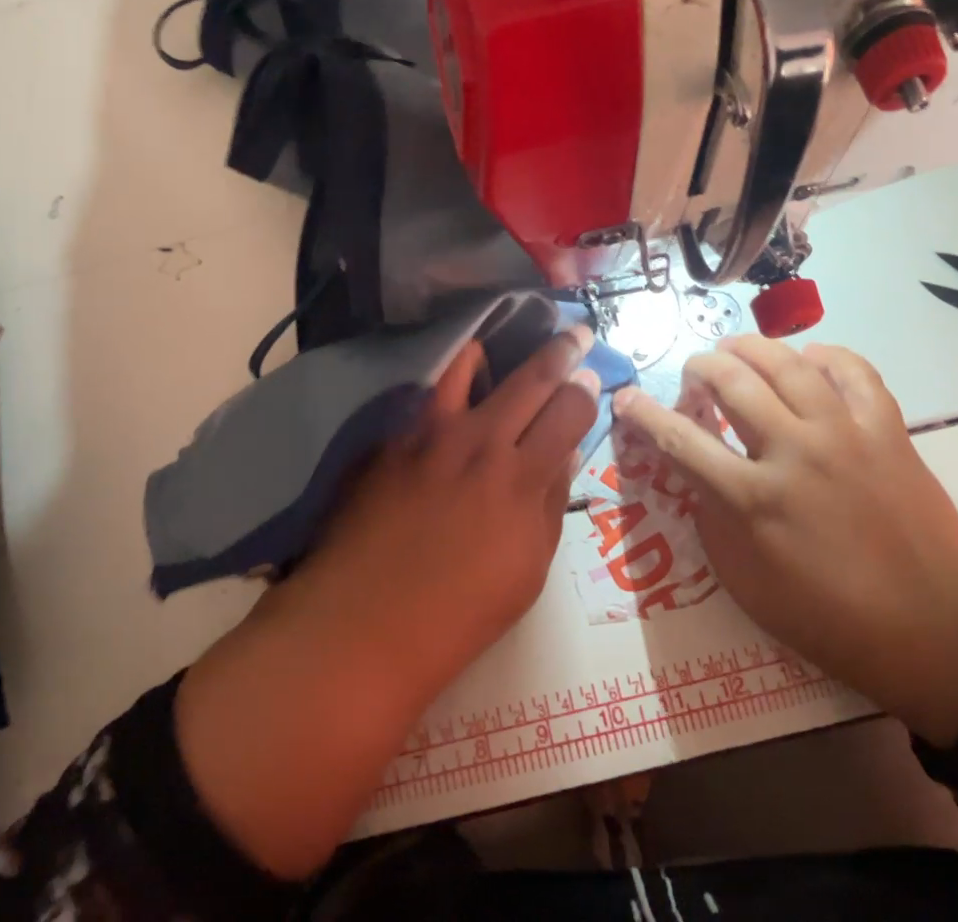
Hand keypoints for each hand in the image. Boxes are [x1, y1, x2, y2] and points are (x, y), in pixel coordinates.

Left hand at [287, 326, 600, 685]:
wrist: (367, 622)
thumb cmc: (462, 612)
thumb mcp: (529, 570)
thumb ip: (549, 505)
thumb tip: (565, 456)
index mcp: (523, 477)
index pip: (569, 412)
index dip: (585, 391)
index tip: (590, 378)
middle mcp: (481, 442)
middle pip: (531, 379)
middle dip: (560, 352)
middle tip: (574, 335)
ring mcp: (430, 437)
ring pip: (467, 370)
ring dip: (492, 352)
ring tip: (497, 345)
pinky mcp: (391, 443)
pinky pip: (425, 397)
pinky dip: (446, 383)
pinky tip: (450, 386)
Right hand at [612, 336, 957, 747]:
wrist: (928, 625)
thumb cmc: (826, 616)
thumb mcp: (745, 583)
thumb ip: (714, 520)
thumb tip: (698, 474)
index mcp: (751, 499)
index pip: (680, 440)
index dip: (644, 414)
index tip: (627, 398)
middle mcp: (793, 452)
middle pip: (732, 383)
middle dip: (699, 368)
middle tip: (691, 373)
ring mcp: (844, 434)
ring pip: (787, 364)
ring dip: (751, 348)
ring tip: (734, 348)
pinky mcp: (888, 429)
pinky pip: (855, 372)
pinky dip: (826, 356)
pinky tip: (809, 359)